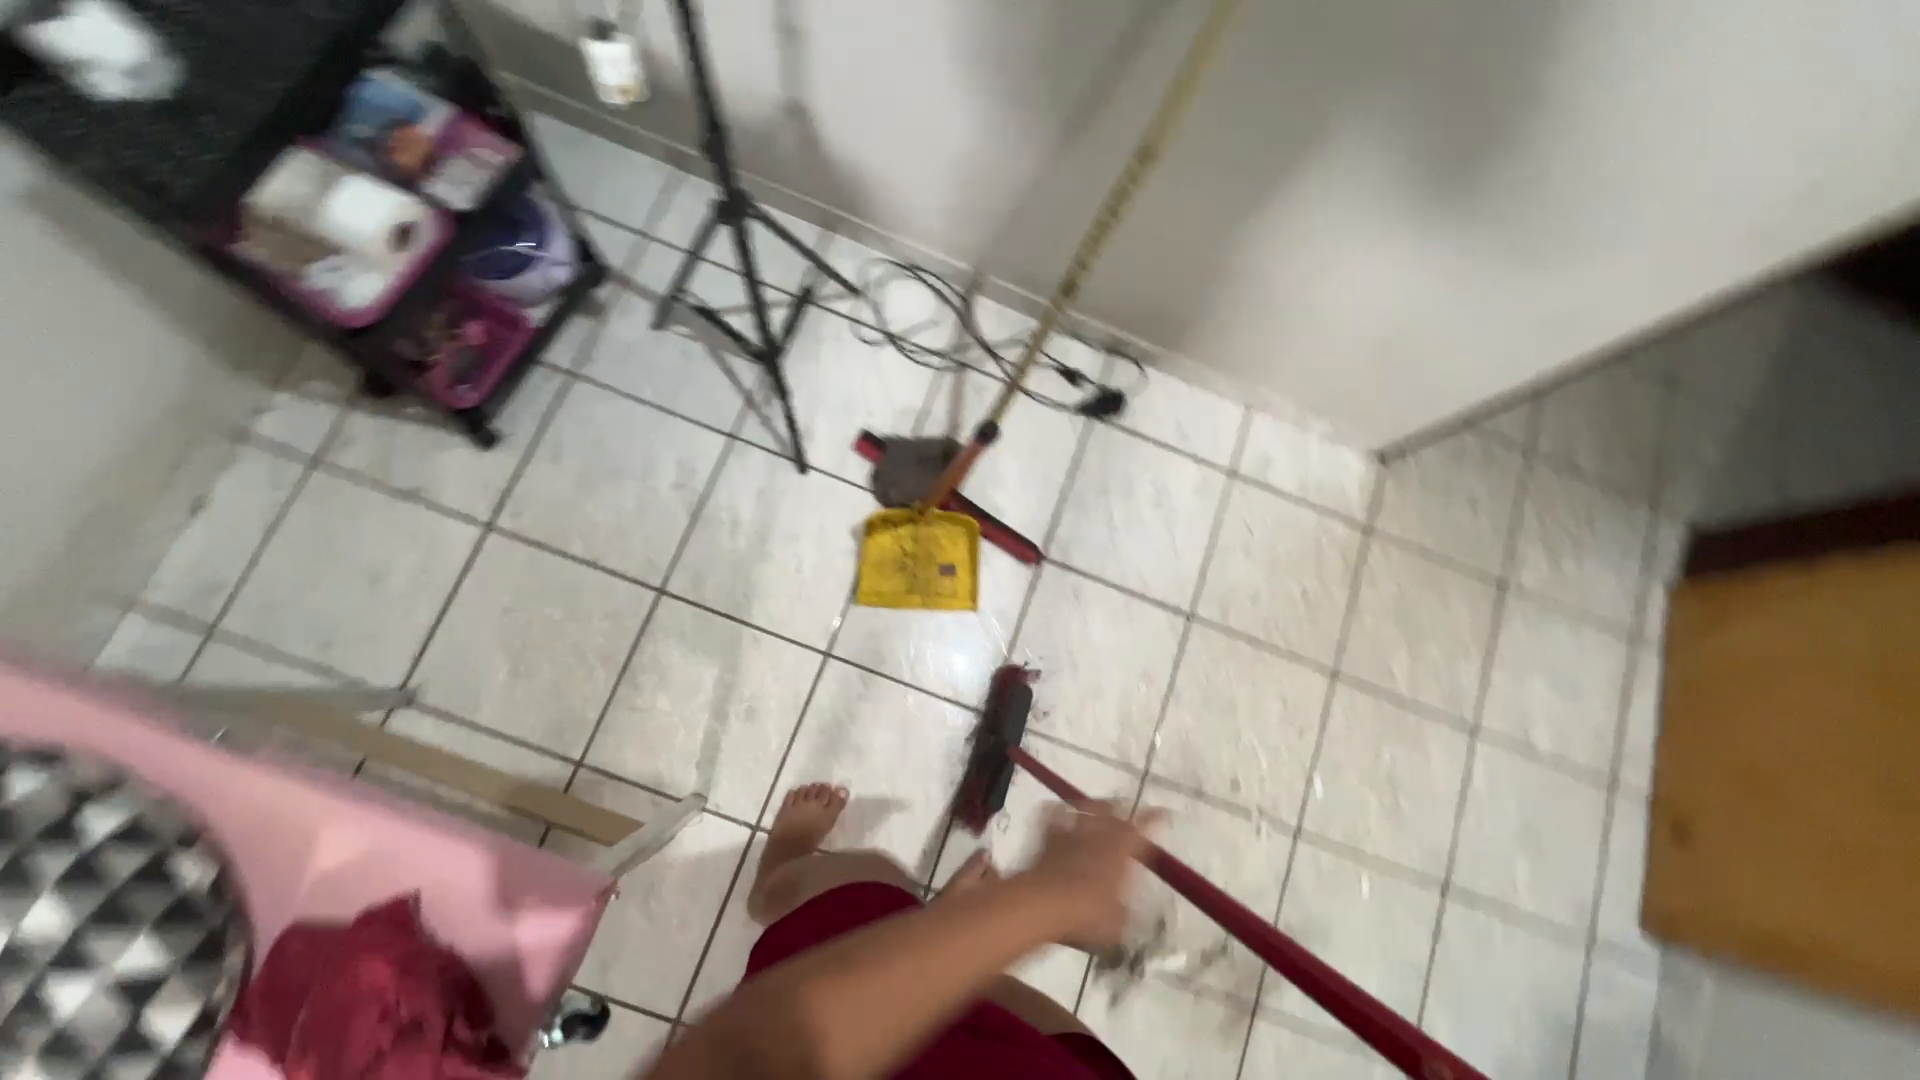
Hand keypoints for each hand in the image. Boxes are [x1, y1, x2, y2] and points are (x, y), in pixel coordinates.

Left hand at [1021, 801, 1165, 945]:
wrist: (1042, 904)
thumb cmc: (1086, 915)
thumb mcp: (1117, 922)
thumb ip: (1126, 912)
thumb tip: (1130, 912)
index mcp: (1120, 852)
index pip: (1142, 829)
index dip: (1154, 819)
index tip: (1163, 813)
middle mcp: (1096, 836)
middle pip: (1112, 812)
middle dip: (1121, 808)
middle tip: (1126, 810)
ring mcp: (1069, 835)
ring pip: (1084, 809)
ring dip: (1093, 807)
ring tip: (1097, 806)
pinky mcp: (1046, 840)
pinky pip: (1052, 816)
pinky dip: (1057, 811)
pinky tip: (1059, 810)